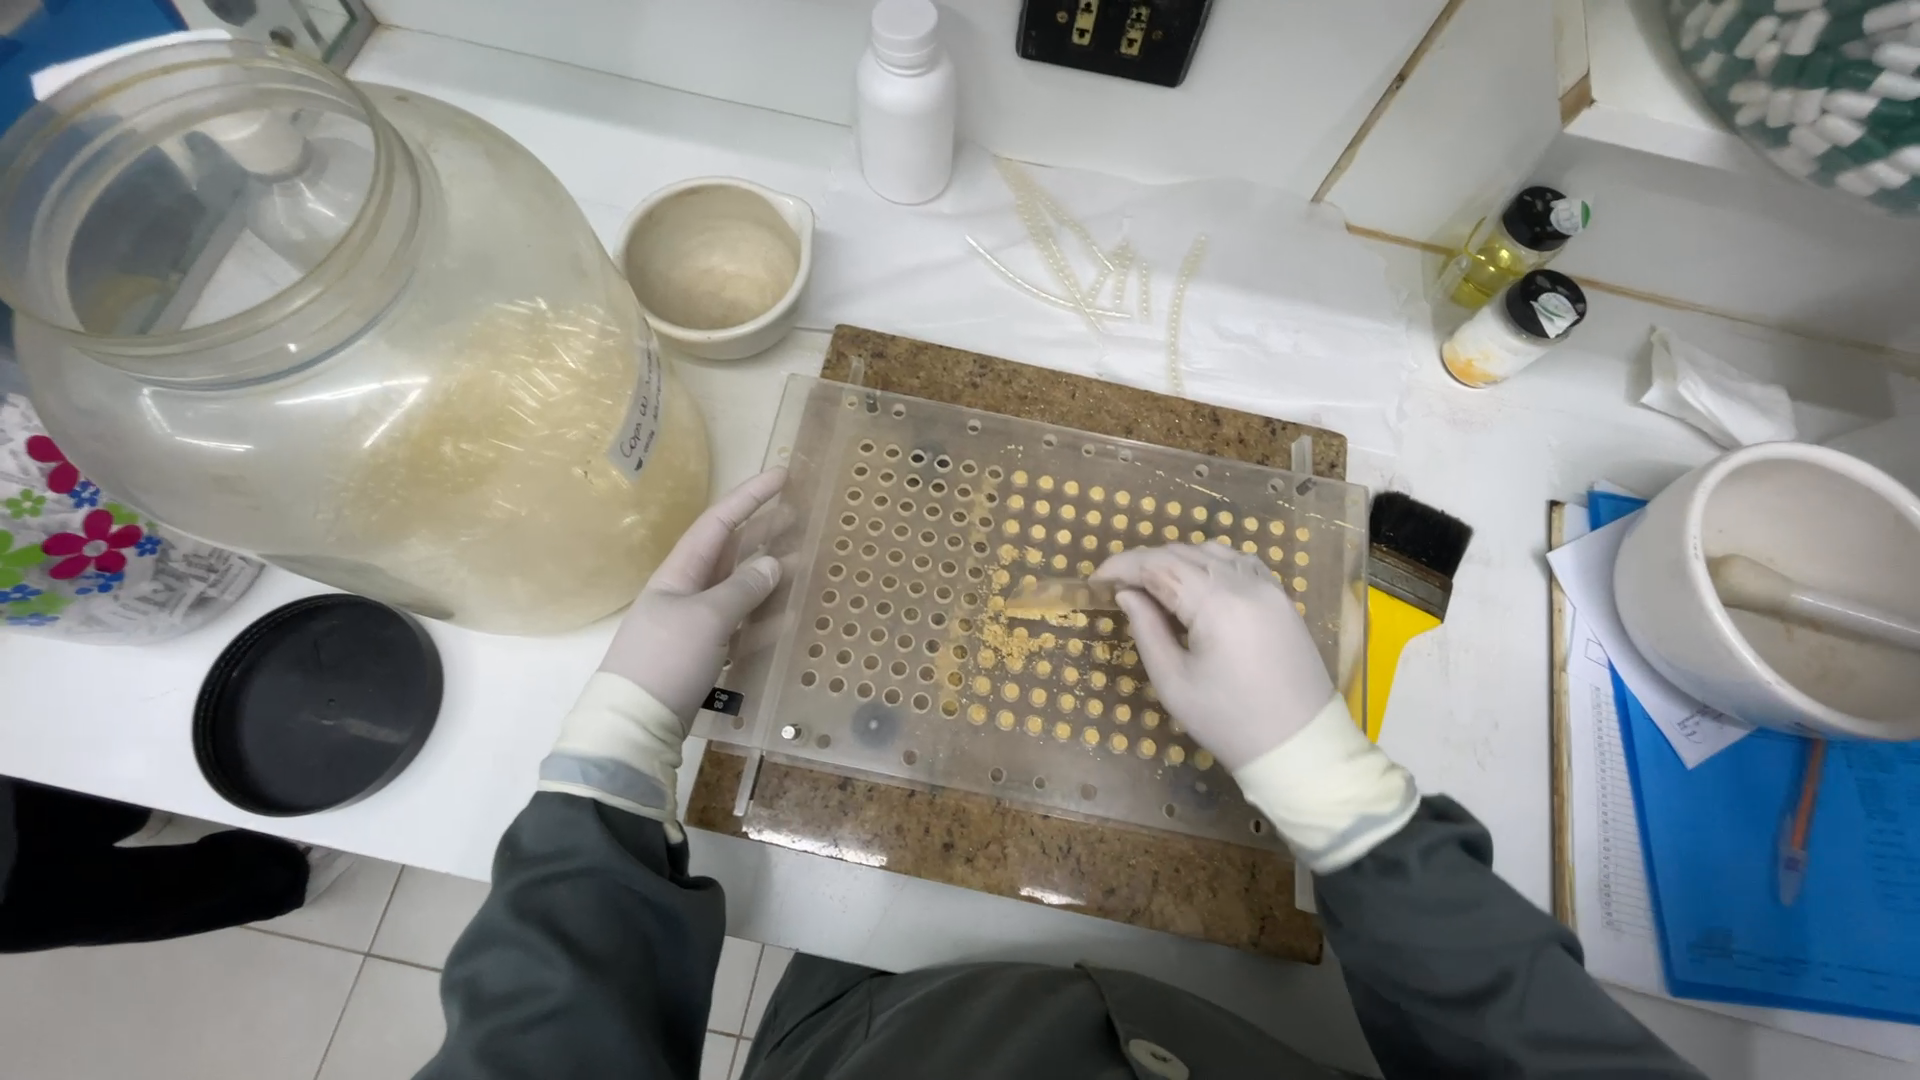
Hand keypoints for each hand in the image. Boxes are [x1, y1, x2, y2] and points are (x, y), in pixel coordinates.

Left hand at [600, 468, 786, 722]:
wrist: (634, 723)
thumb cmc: (667, 660)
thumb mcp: (708, 619)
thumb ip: (743, 589)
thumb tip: (774, 564)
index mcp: (680, 572)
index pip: (719, 523)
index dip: (750, 497)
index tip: (781, 476)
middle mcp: (686, 591)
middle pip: (730, 552)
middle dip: (762, 531)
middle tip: (798, 514)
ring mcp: (695, 623)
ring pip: (738, 588)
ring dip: (768, 573)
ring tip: (802, 560)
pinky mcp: (704, 653)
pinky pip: (741, 624)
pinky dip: (764, 616)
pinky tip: (789, 615)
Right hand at [1092, 544, 1333, 770]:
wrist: (1299, 746)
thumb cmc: (1228, 721)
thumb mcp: (1173, 681)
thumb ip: (1146, 629)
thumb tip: (1126, 594)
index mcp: (1217, 604)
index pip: (1159, 566)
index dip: (1122, 566)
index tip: (1095, 580)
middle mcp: (1245, 583)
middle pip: (1183, 554)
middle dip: (1144, 563)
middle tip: (1115, 584)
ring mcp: (1268, 587)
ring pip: (1211, 552)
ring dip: (1175, 561)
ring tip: (1150, 585)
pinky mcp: (1281, 598)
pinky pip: (1238, 562)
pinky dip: (1207, 564)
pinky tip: (1192, 584)